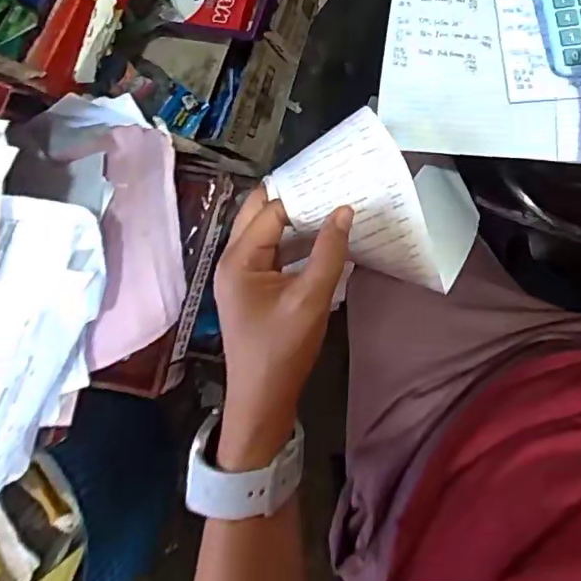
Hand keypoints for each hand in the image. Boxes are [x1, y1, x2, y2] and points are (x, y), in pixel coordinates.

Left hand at [211, 186, 350, 469]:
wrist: (263, 401)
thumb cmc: (282, 349)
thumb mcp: (311, 298)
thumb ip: (328, 252)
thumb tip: (344, 210)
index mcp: (239, 260)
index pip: (271, 211)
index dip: (302, 194)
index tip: (333, 179)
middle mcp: (235, 261)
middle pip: (260, 214)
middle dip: (294, 197)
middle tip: (330, 183)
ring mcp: (244, 274)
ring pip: (269, 231)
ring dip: (297, 218)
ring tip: (333, 203)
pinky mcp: (257, 286)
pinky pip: (277, 249)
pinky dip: (298, 238)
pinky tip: (325, 236)